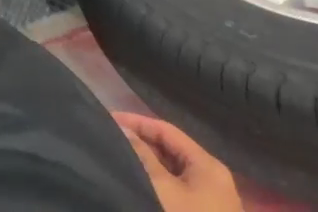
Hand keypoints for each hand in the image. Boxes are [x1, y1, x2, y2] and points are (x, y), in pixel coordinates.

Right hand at [112, 112, 243, 211]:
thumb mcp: (162, 187)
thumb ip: (142, 155)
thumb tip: (122, 129)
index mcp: (207, 165)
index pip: (167, 130)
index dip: (137, 122)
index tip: (107, 119)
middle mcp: (210, 177)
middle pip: (170, 149)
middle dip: (140, 142)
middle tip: (109, 137)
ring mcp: (208, 198)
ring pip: (171, 170)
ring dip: (146, 162)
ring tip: (118, 156)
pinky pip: (175, 188)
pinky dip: (155, 180)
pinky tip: (136, 181)